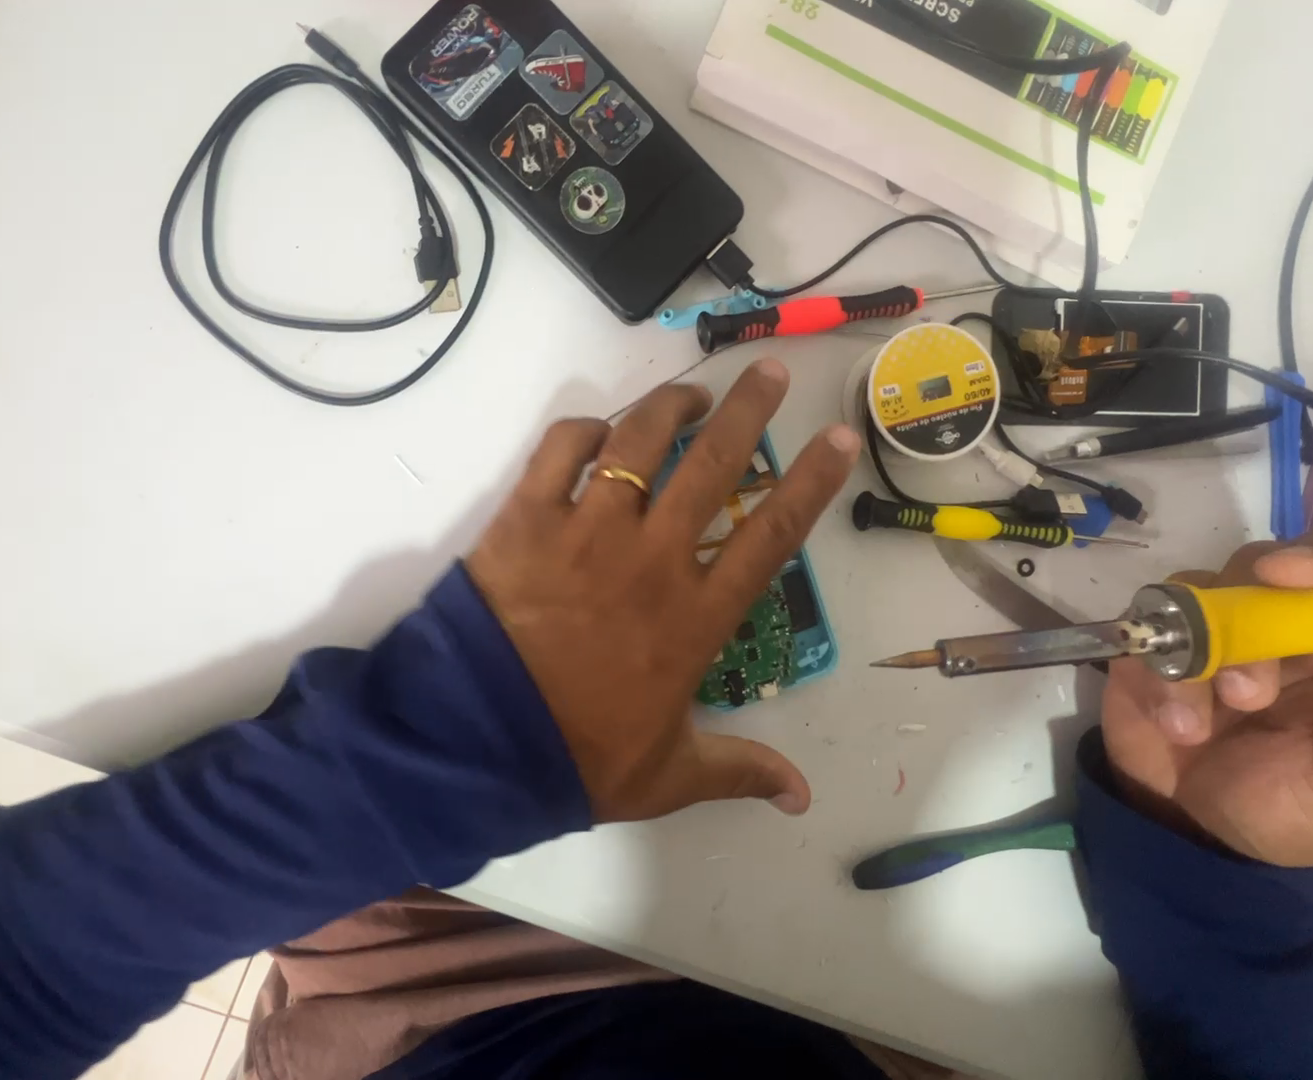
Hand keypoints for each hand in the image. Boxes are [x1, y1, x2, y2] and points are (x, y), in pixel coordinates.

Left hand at [467, 359, 860, 823]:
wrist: (476, 744)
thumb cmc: (579, 756)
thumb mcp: (669, 775)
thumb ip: (740, 771)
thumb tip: (803, 797)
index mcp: (694, 615)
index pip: (770, 536)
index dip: (810, 484)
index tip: (836, 440)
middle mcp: (651, 559)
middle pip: (712, 466)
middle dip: (749, 411)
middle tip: (770, 374)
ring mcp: (586, 532)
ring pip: (638, 444)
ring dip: (670, 408)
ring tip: (692, 395)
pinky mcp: (526, 519)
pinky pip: (559, 452)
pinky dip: (583, 432)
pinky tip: (599, 433)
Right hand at [1102, 528, 1312, 867]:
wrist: (1192, 834)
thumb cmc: (1298, 813)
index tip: (1289, 576)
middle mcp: (1297, 623)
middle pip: (1278, 562)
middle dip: (1253, 623)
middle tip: (1246, 694)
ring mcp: (1221, 627)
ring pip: (1206, 590)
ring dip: (1203, 660)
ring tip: (1200, 726)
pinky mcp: (1160, 638)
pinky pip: (1151, 624)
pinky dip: (1160, 677)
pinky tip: (1174, 724)